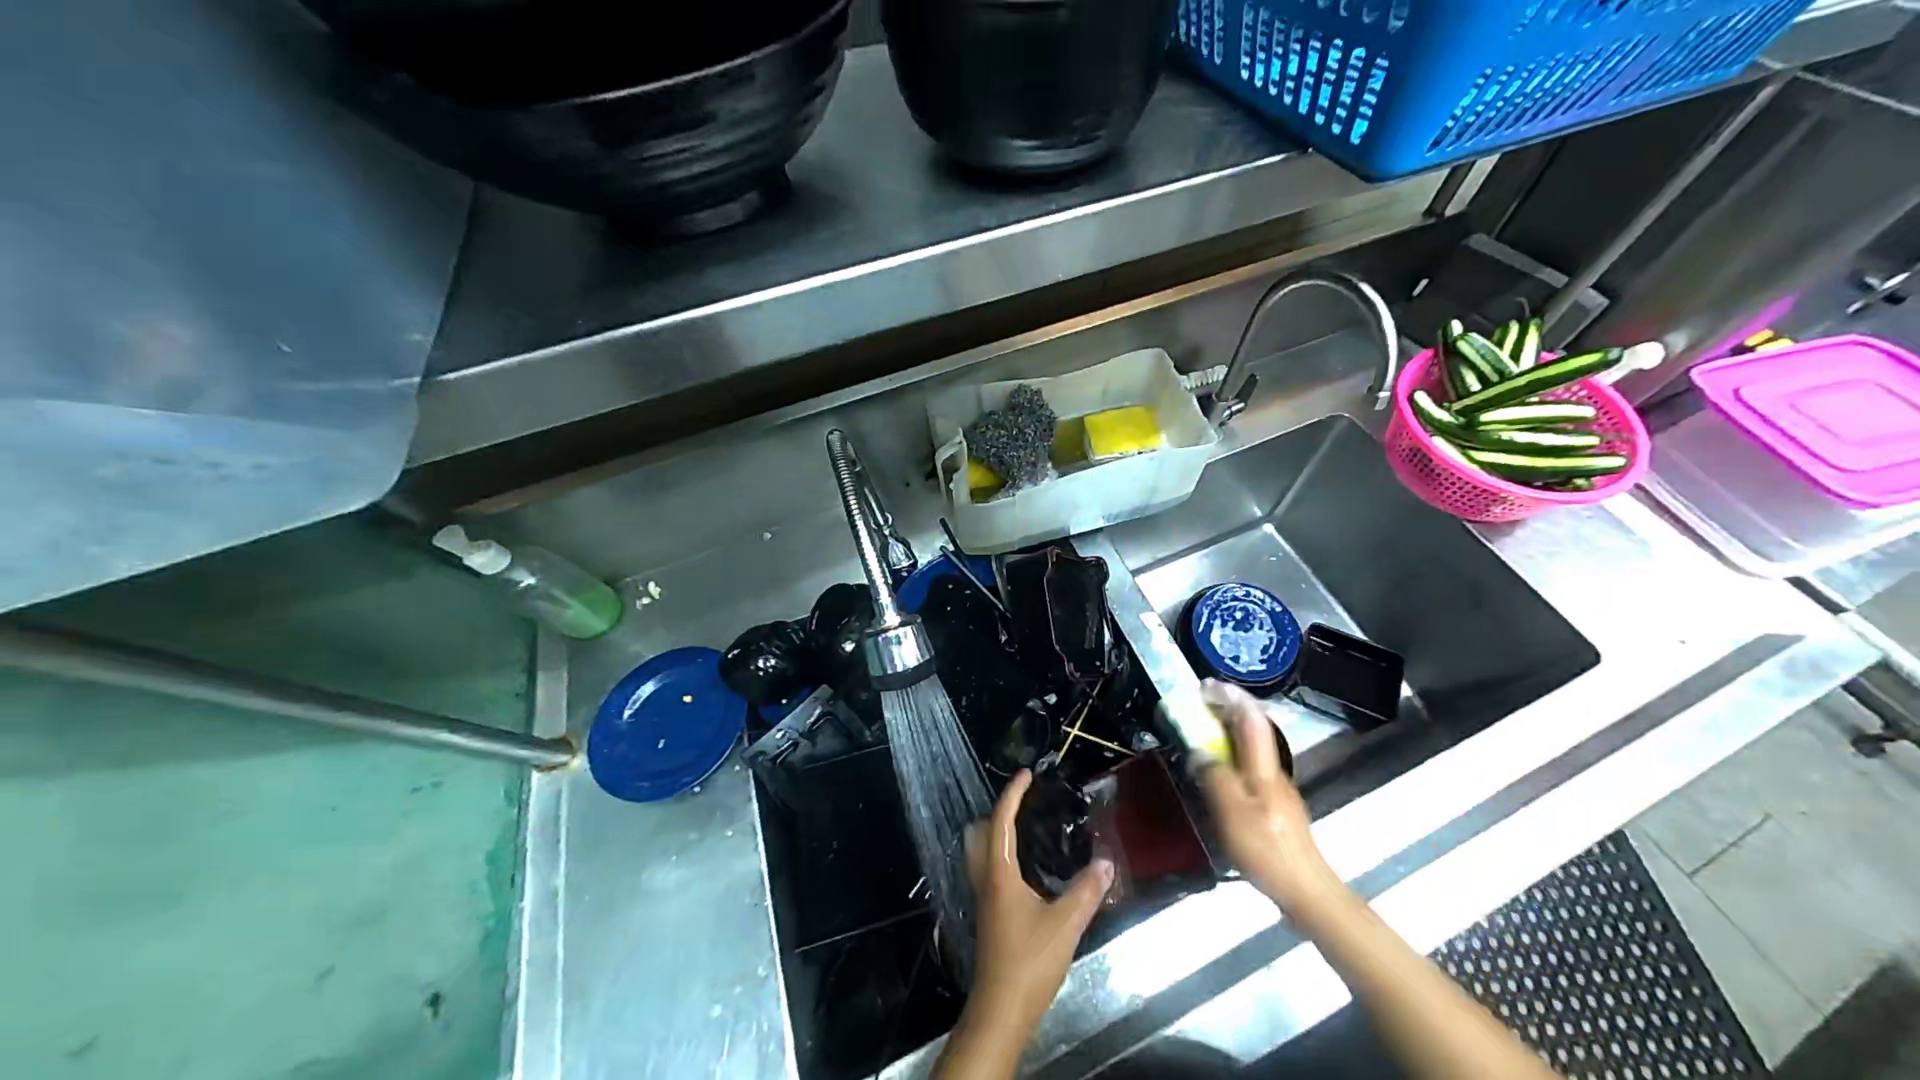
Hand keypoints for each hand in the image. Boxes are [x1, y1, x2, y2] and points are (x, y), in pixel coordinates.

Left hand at [958, 769, 1113, 1048]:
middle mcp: (985, 880)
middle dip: (998, 812)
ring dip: (998, 834)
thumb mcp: (1065, 924)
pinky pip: (990, 871)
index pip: (1000, 820)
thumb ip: (1086, 891)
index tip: (1026, 774)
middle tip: (1025, 804)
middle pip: (979, 833)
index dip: (1012, 794)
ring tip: (1028, 830)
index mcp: (998, 873)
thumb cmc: (1028, 961)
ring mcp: (984, 899)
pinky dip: (1003, 856)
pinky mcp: (990, 916)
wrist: (1001, 1008)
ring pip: (980, 853)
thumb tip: (1106, 862)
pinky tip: (1028, 870)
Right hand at [1197, 679, 1341, 915]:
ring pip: (1250, 753)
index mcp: (1263, 768)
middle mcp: (1273, 773)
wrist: (1305, 890)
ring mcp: (1277, 792)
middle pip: (1252, 733)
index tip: (1207, 686)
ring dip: (1226, 737)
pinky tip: (1216, 777)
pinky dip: (1230, 762)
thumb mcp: (1230, 811)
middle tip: (1196, 708)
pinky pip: (1248, 772)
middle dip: (1225, 714)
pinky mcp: (1276, 811)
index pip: (1251, 719)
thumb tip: (1199, 751)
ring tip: (1200, 737)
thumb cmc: (1265, 848)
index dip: (1231, 697)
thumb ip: (1213, 776)